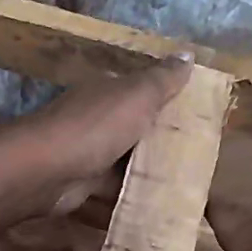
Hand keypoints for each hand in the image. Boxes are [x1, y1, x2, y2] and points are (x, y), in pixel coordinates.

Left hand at [0, 56, 193, 211]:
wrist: (47, 171)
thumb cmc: (96, 126)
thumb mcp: (138, 96)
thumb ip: (163, 79)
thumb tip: (188, 52)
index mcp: (109, 90)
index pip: (143, 88)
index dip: (169, 96)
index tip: (201, 111)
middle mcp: (98, 116)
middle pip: (138, 123)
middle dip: (165, 134)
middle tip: (204, 149)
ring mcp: (91, 150)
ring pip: (130, 156)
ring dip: (153, 165)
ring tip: (192, 177)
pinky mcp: (87, 182)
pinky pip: (119, 184)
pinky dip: (138, 190)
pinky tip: (164, 198)